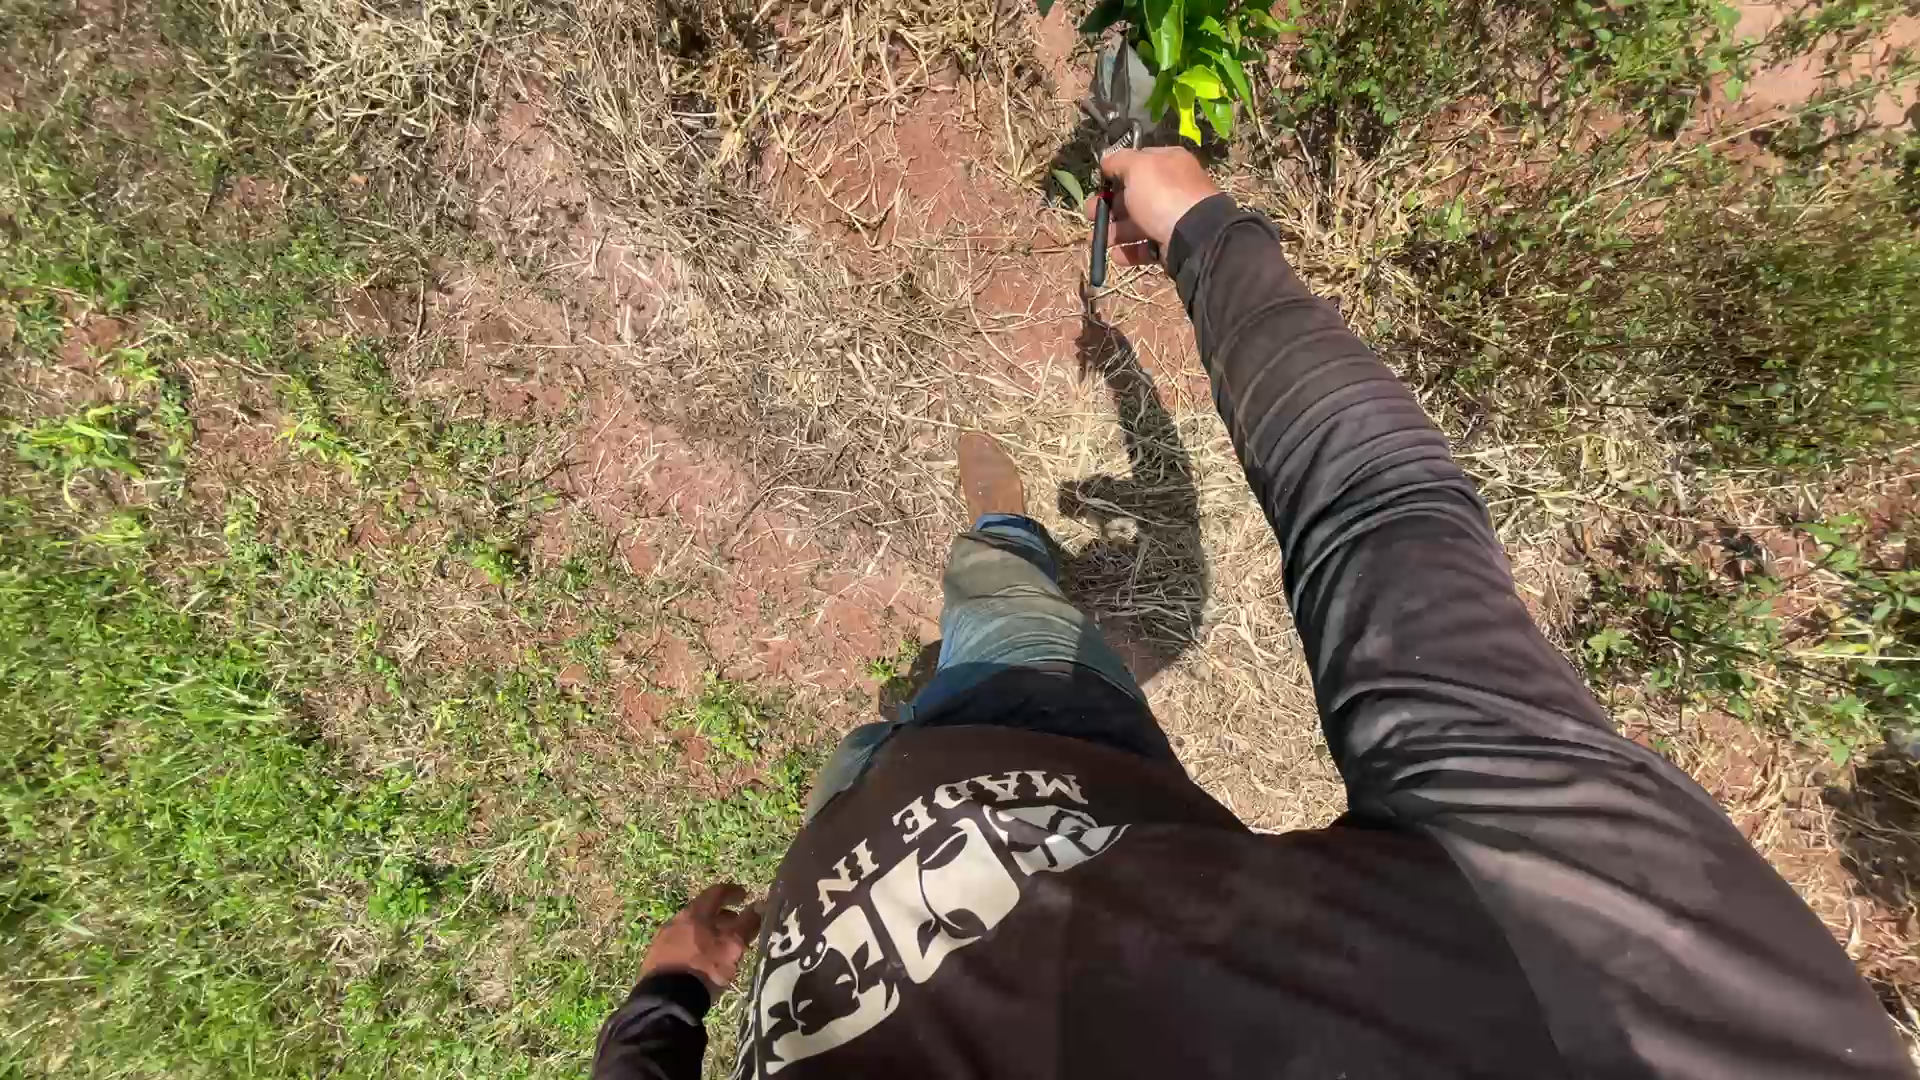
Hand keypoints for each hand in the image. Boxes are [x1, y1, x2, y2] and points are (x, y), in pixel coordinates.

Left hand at [639, 883, 762, 994]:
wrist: (665, 1002)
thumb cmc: (704, 967)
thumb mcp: (732, 945)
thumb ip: (747, 923)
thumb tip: (758, 906)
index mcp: (695, 912)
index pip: (716, 892)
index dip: (733, 892)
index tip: (745, 896)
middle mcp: (677, 920)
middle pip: (702, 911)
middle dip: (721, 916)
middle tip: (736, 925)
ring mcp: (662, 941)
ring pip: (690, 929)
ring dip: (707, 933)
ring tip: (719, 947)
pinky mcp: (654, 961)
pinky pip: (679, 946)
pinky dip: (693, 947)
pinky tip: (700, 962)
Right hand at [1084, 146, 1218, 266]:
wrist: (1192, 235)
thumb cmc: (1162, 195)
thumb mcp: (1138, 167)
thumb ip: (1119, 160)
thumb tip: (1106, 159)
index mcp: (1166, 164)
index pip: (1137, 165)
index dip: (1115, 174)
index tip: (1098, 186)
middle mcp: (1170, 189)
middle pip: (1133, 197)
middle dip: (1109, 207)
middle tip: (1089, 215)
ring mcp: (1170, 218)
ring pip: (1136, 224)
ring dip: (1114, 232)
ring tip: (1098, 240)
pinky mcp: (1169, 245)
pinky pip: (1145, 247)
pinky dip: (1128, 251)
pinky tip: (1115, 255)